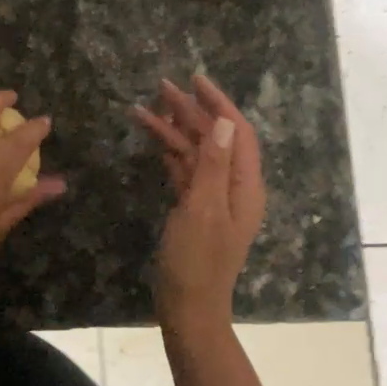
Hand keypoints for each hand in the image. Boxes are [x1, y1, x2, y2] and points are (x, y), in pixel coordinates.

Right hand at [132, 75, 264, 328]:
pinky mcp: (194, 207)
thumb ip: (212, 163)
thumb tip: (223, 121)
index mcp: (244, 186)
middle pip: (214, 138)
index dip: (218, 103)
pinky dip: (168, 151)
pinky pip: (183, 169)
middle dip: (189, 111)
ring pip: (195, 152)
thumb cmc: (197, 260)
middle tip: (160, 87)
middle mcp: (233, 187)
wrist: (187, 306)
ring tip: (143, 109)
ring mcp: (212, 197)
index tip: (194, 79)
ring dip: (172, 129)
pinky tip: (150, 137)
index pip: (237, 133)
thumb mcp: (202, 208)